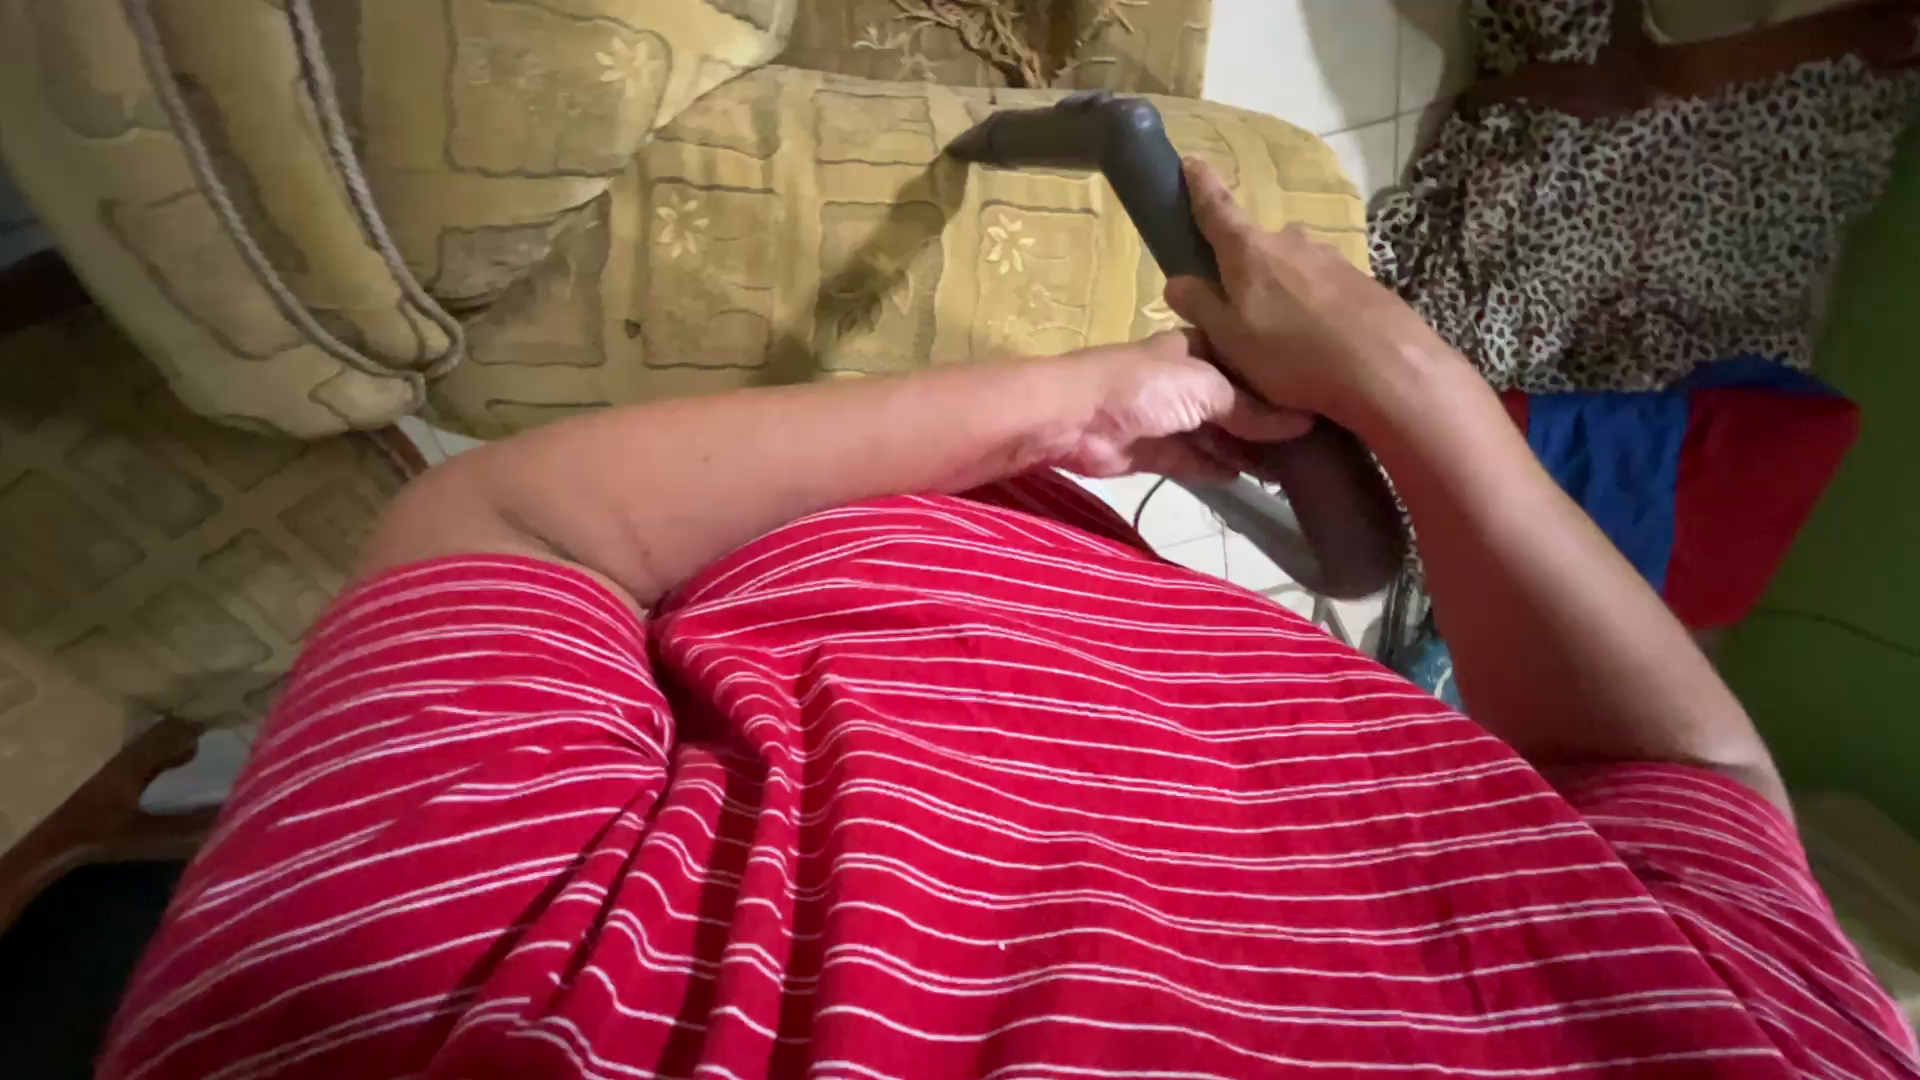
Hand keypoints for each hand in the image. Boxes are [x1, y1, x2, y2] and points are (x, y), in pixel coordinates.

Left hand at [1040, 329, 1312, 482]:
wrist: (1075, 419)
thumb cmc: (1143, 386)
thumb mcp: (1205, 386)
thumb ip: (1249, 407)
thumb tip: (1299, 424)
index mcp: (1197, 350)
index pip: (1247, 366)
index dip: (1278, 384)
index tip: (1318, 404)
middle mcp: (1184, 382)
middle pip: (1232, 405)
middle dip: (1265, 424)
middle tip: (1313, 446)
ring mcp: (1166, 419)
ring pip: (1214, 436)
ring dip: (1244, 451)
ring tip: (1289, 469)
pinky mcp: (1151, 453)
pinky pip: (1192, 462)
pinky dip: (1215, 470)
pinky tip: (1247, 479)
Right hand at [1163, 159, 1464, 435]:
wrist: (1383, 367)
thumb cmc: (1289, 354)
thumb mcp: (1228, 338)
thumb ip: (1200, 306)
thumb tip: (1177, 280)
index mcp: (1249, 251)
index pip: (1217, 209)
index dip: (1200, 186)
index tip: (1189, 162)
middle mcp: (1289, 241)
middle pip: (1253, 247)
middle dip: (1238, 269)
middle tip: (1231, 310)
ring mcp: (1328, 258)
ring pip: (1287, 269)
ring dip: (1275, 292)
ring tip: (1274, 337)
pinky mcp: (1357, 281)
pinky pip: (1316, 288)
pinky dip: (1305, 306)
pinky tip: (1310, 341)